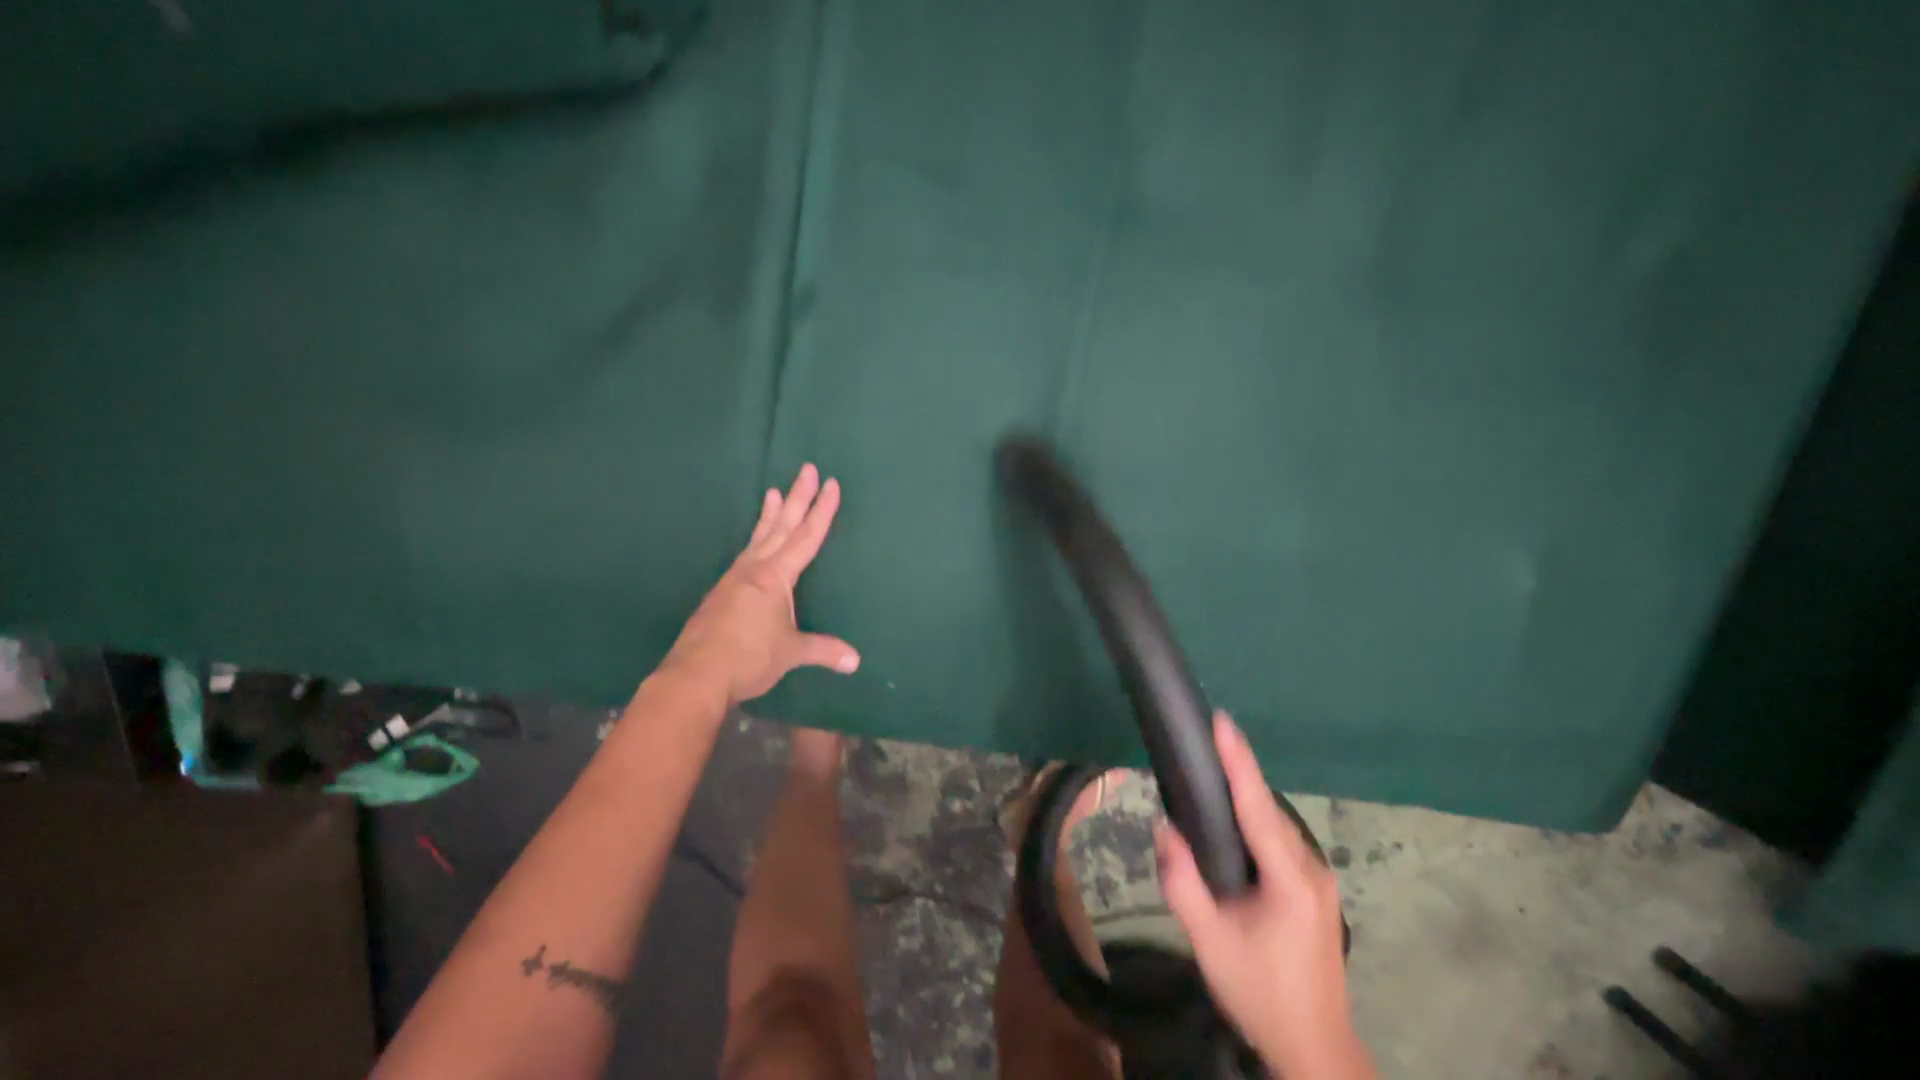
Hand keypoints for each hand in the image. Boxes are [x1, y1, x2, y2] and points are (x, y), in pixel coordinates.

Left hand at [661, 464, 859, 704]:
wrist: (697, 673)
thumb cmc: (749, 657)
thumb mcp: (791, 653)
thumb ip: (822, 650)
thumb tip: (855, 661)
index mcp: (775, 577)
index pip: (806, 537)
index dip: (821, 511)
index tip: (831, 484)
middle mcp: (754, 569)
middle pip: (780, 526)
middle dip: (797, 498)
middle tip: (807, 469)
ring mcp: (734, 580)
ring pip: (758, 538)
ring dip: (769, 515)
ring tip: (773, 492)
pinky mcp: (721, 594)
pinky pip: (745, 556)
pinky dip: (755, 540)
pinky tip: (754, 546)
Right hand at [1156, 714, 1374, 1079]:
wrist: (1313, 1045)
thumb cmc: (1260, 993)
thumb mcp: (1209, 942)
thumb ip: (1183, 883)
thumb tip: (1165, 829)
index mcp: (1290, 878)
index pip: (1257, 806)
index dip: (1239, 761)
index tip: (1223, 721)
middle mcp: (1312, 870)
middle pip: (1268, 812)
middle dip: (1237, 776)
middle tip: (1201, 746)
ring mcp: (1319, 882)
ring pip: (1275, 828)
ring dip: (1245, 802)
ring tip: (1210, 778)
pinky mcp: (1316, 894)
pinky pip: (1280, 845)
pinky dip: (1254, 826)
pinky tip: (1232, 827)